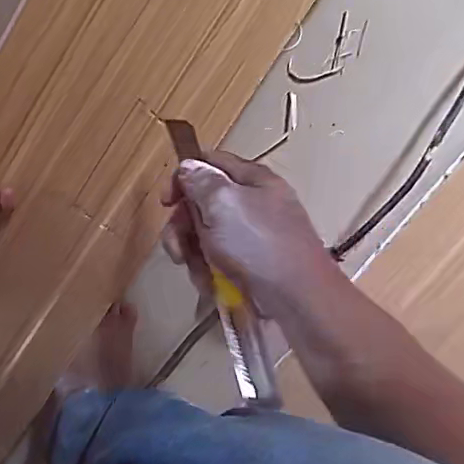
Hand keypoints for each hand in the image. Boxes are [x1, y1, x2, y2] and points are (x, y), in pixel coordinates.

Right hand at [161, 150, 344, 320]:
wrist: (297, 300)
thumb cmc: (260, 246)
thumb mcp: (224, 203)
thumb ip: (201, 181)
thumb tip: (189, 168)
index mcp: (252, 180)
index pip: (210, 163)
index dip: (184, 177)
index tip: (167, 201)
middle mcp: (252, 205)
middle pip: (202, 205)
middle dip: (184, 227)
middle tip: (180, 249)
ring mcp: (251, 239)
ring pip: (204, 238)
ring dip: (194, 256)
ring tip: (202, 272)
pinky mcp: (249, 267)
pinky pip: (216, 264)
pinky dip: (209, 274)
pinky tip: (213, 285)